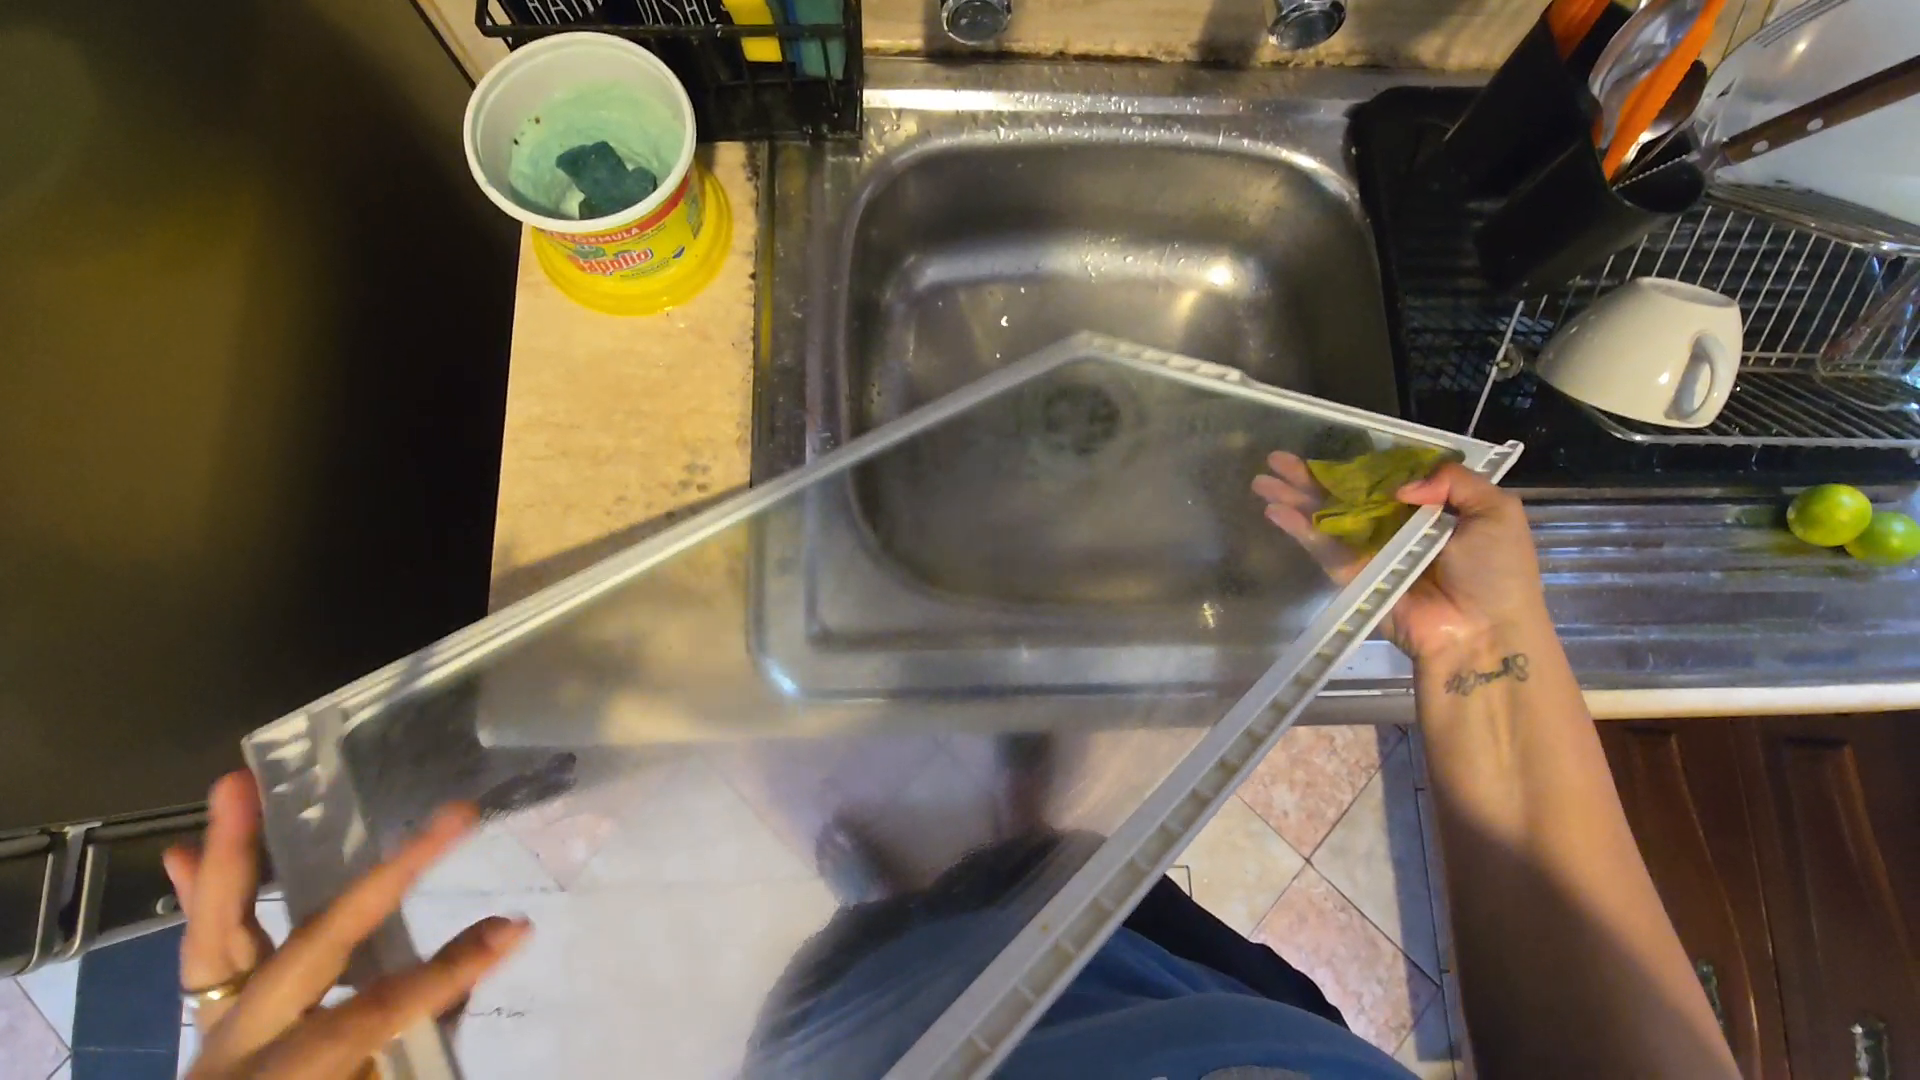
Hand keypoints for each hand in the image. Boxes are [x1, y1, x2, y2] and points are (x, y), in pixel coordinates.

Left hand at [164, 771, 529, 1079]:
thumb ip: (434, 1028)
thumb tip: (505, 937)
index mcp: (287, 1073)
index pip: (369, 1012)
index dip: (442, 974)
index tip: (512, 930)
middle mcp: (242, 1044)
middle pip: (312, 947)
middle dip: (388, 878)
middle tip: (459, 814)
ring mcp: (221, 1027)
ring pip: (220, 935)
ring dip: (233, 858)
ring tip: (236, 786)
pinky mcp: (216, 1015)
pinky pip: (206, 951)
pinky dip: (202, 898)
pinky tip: (184, 850)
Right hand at [1252, 452, 1548, 664]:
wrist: (1481, 630)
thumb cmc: (1496, 570)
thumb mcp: (1496, 511)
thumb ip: (1455, 481)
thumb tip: (1398, 486)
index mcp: (1430, 507)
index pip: (1385, 477)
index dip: (1357, 461)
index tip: (1330, 444)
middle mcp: (1393, 525)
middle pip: (1344, 493)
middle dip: (1309, 476)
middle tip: (1277, 458)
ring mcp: (1368, 550)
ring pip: (1324, 516)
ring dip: (1292, 497)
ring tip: (1262, 480)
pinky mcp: (1350, 575)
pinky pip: (1321, 546)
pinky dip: (1296, 528)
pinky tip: (1273, 510)